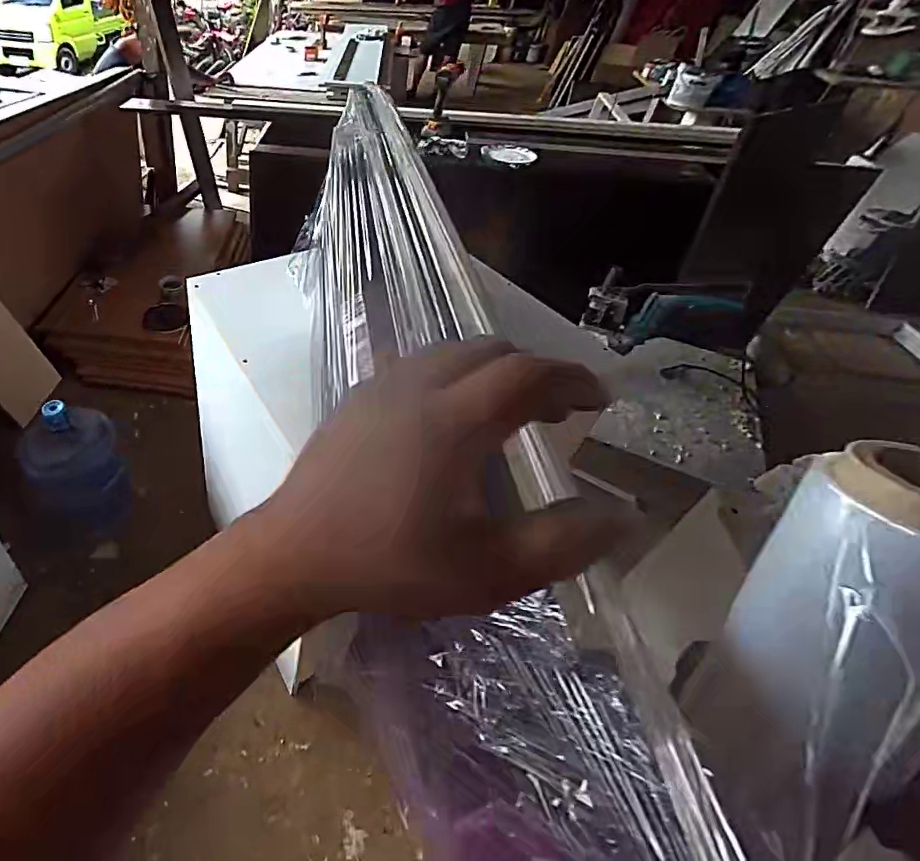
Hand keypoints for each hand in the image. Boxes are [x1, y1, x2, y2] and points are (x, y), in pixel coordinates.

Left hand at [235, 339, 634, 620]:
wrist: (297, 550)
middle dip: (531, 369)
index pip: (526, 373)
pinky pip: (407, 368)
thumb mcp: (492, 569)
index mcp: (453, 419)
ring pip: (442, 353)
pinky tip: (442, 413)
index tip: (597, 400)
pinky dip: (442, 375)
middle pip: (484, 351)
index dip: (571, 379)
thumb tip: (622, 515)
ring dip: (484, 368)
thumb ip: (565, 541)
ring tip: (504, 409)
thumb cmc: (392, 562)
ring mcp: (374, 390)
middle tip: (556, 409)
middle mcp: (412, 388)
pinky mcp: (350, 402)